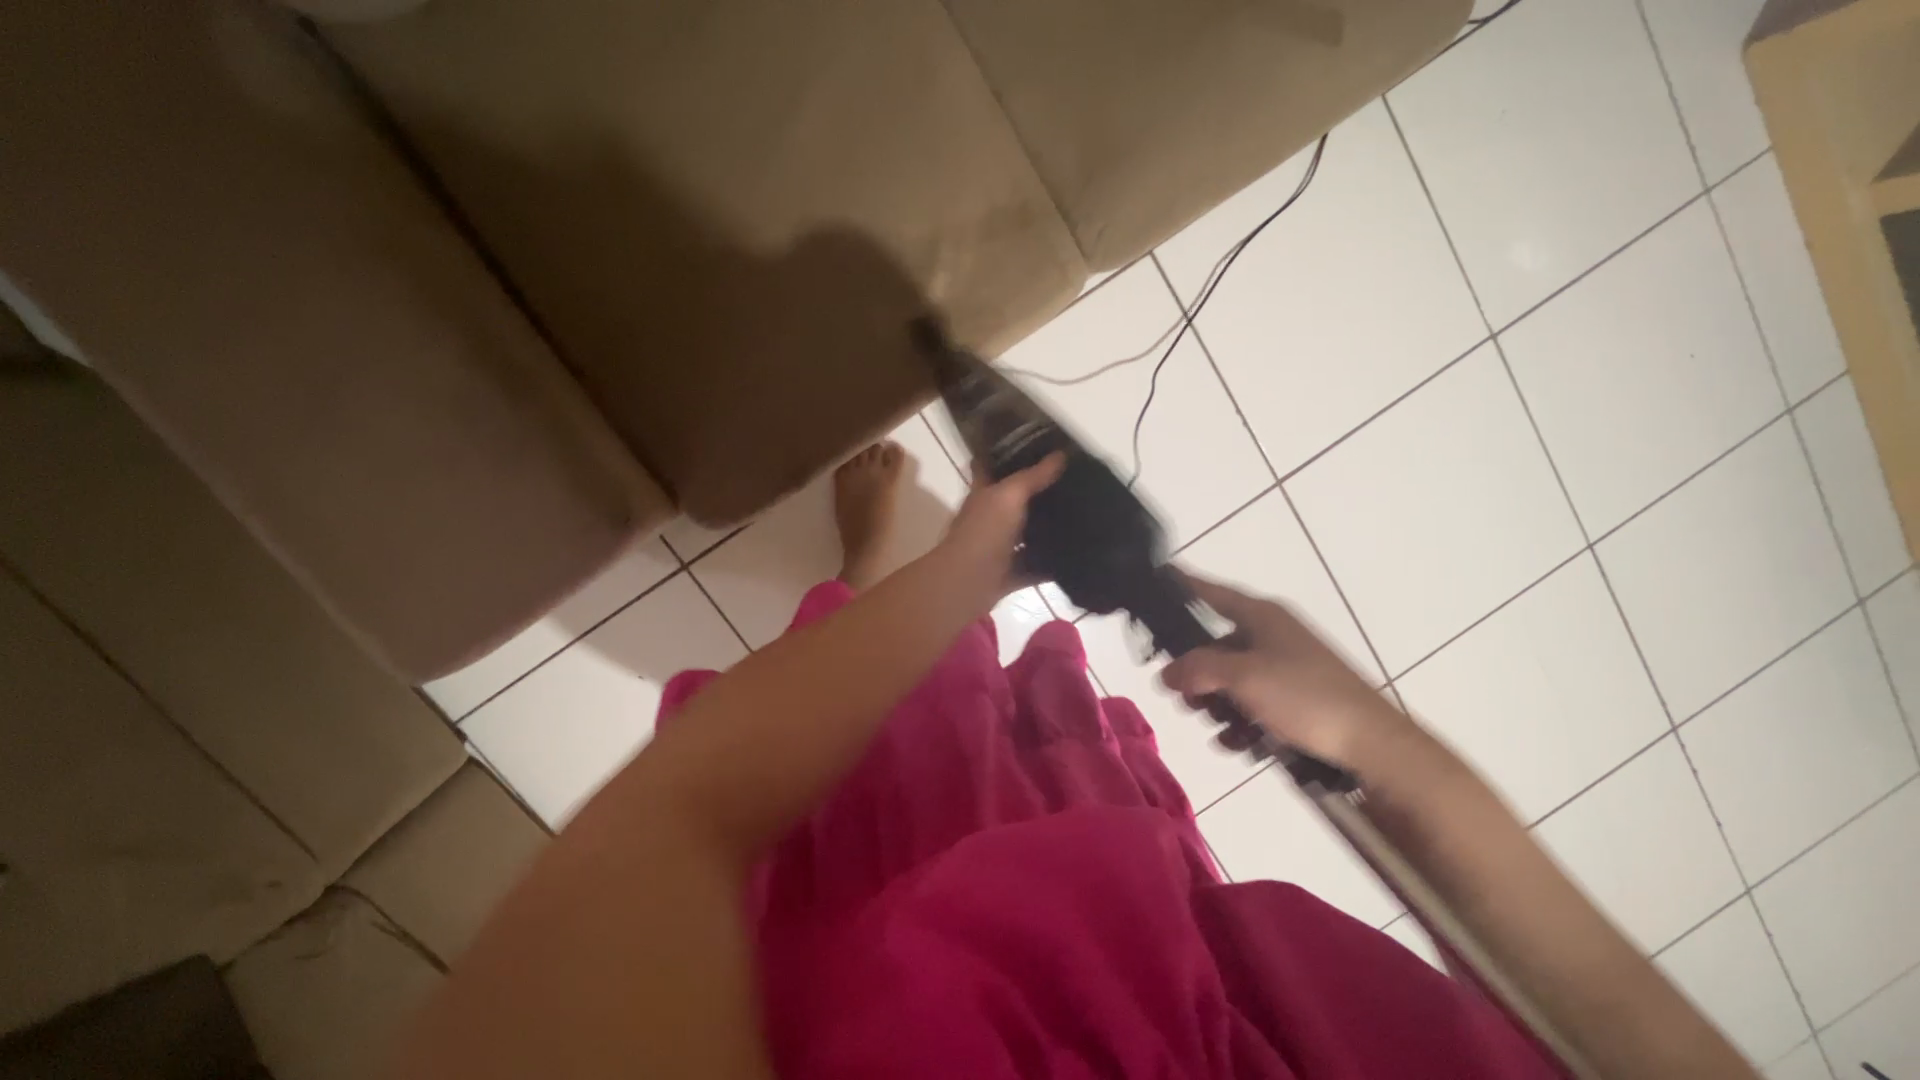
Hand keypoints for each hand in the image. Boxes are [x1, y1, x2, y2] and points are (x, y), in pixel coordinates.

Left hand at [934, 454, 1064, 605]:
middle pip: (1013, 502)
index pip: (989, 466)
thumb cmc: (983, 532)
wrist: (967, 583)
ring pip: (1025, 536)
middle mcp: (989, 519)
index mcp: (984, 494)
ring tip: (1080, 515)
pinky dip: (1051, 565)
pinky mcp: (1008, 575)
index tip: (1032, 444)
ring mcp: (998, 548)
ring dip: (1046, 530)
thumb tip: (1061, 454)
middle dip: (1037, 492)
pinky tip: (1074, 555)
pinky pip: (1034, 568)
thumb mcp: (1009, 496)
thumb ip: (1033, 477)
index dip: (1005, 454)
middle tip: (1070, 481)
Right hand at [1159, 572, 1412, 769]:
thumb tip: (1166, 672)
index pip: (1210, 591)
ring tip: (1219, 731)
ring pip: (1231, 680)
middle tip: (1186, 700)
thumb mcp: (1244, 678)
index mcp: (1262, 616)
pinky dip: (1240, 724)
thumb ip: (1198, 669)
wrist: (1372, 743)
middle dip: (1195, 675)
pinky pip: (1252, 704)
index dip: (1181, 585)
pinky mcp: (1295, 699)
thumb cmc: (1306, 697)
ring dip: (1217, 707)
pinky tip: (1239, 746)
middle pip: (1214, 646)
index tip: (1153, 578)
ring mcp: (1285, 667)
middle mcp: (1272, 635)